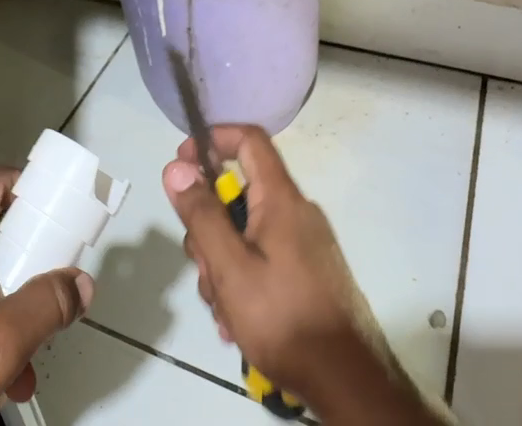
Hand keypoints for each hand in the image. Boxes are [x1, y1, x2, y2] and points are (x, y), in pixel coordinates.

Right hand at [164, 125, 449, 424]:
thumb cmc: (283, 318)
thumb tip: (176, 167)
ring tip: (224, 308)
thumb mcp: (230, 267)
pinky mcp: (308, 271)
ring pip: (245, 232)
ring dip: (223, 263)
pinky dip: (242, 279)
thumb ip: (202, 215)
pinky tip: (238, 319)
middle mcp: (296, 213)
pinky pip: (262, 258)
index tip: (181, 166)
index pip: (248, 140)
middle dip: (208, 227)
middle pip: (239, 194)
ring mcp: (305, 244)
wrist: (346, 380)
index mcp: (281, 200)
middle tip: (202, 266)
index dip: (211, 141)